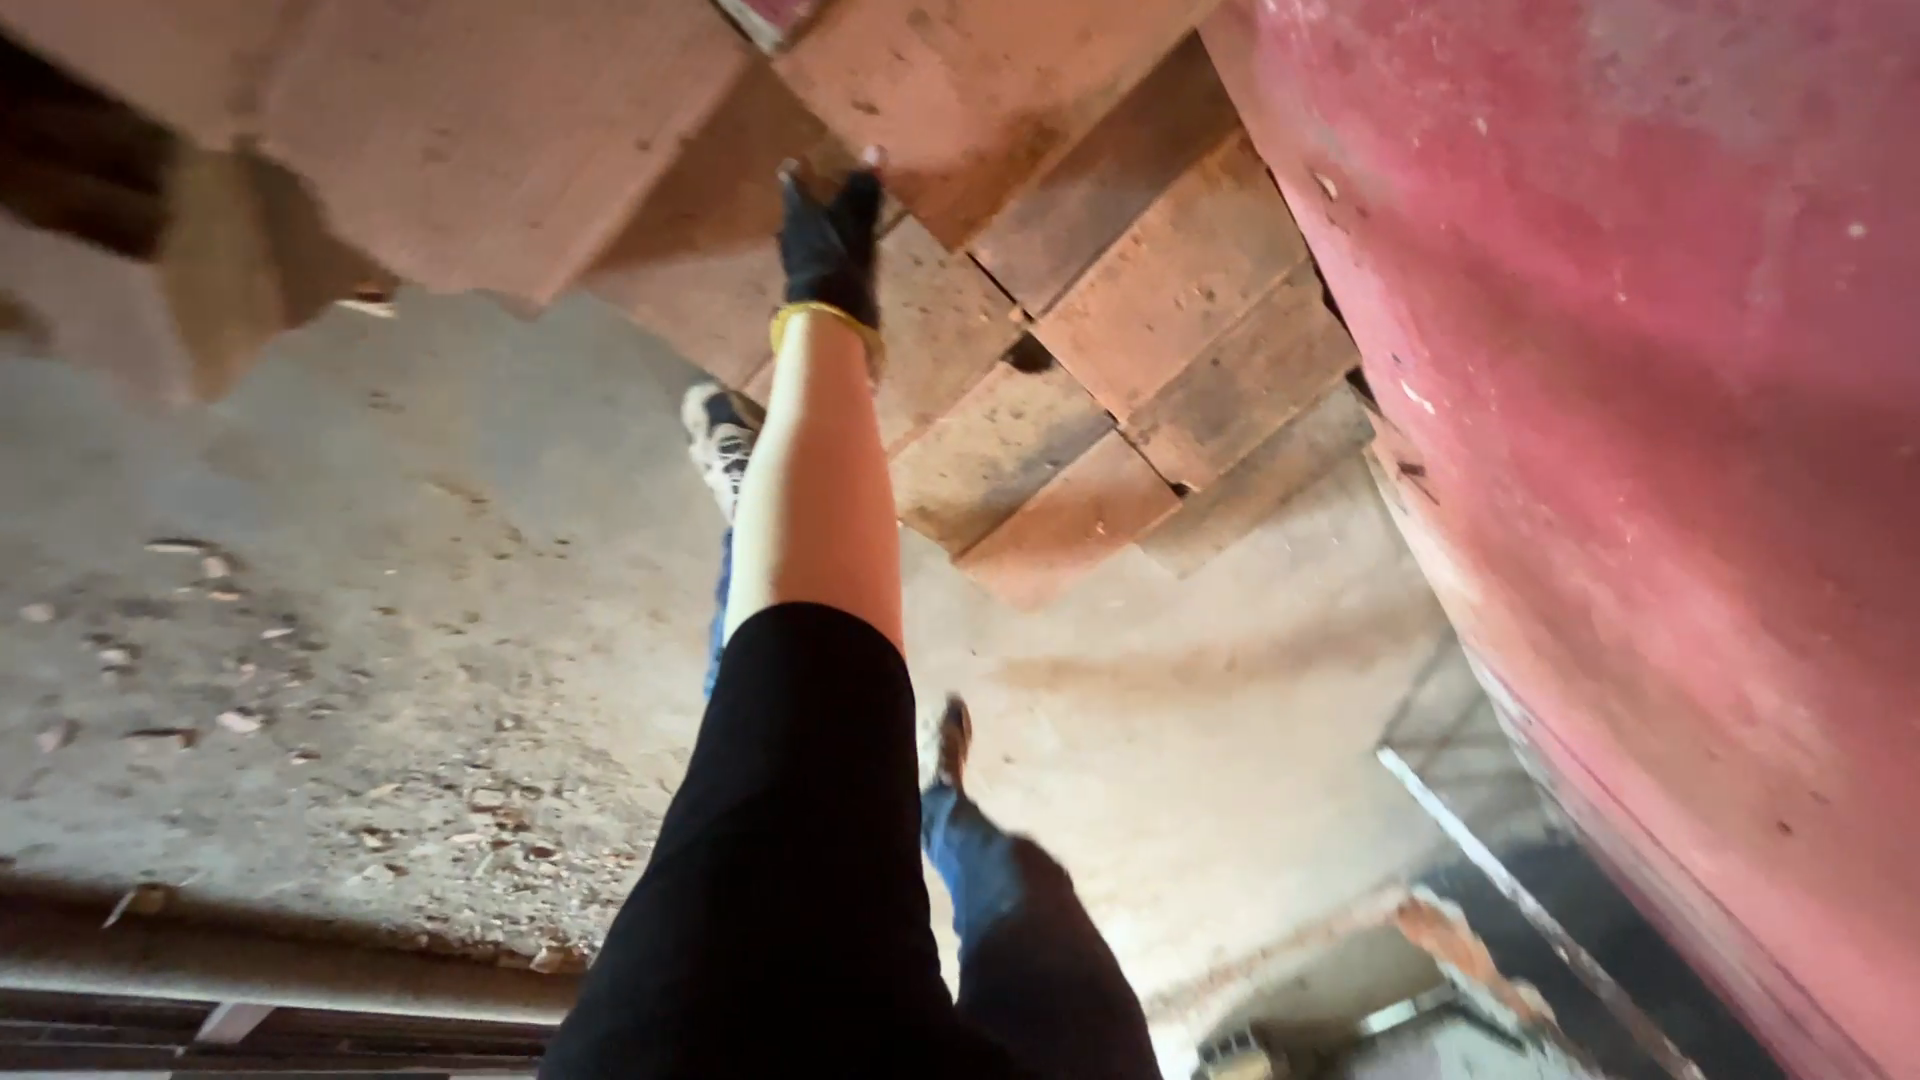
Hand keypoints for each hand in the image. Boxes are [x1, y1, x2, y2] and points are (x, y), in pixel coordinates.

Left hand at [777, 151, 883, 330]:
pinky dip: (821, 258)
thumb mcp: (856, 216)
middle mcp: (790, 232)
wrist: (831, 308)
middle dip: (804, 204)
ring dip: (811, 233)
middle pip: (794, 211)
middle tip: (814, 196)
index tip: (798, 164)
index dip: (796, 173)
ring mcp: (795, 263)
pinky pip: (813, 263)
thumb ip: (863, 186)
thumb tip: (876, 148)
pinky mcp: (806, 287)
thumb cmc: (840, 253)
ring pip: (800, 238)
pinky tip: (831, 261)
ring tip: (824, 229)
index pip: (793, 183)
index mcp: (798, 210)